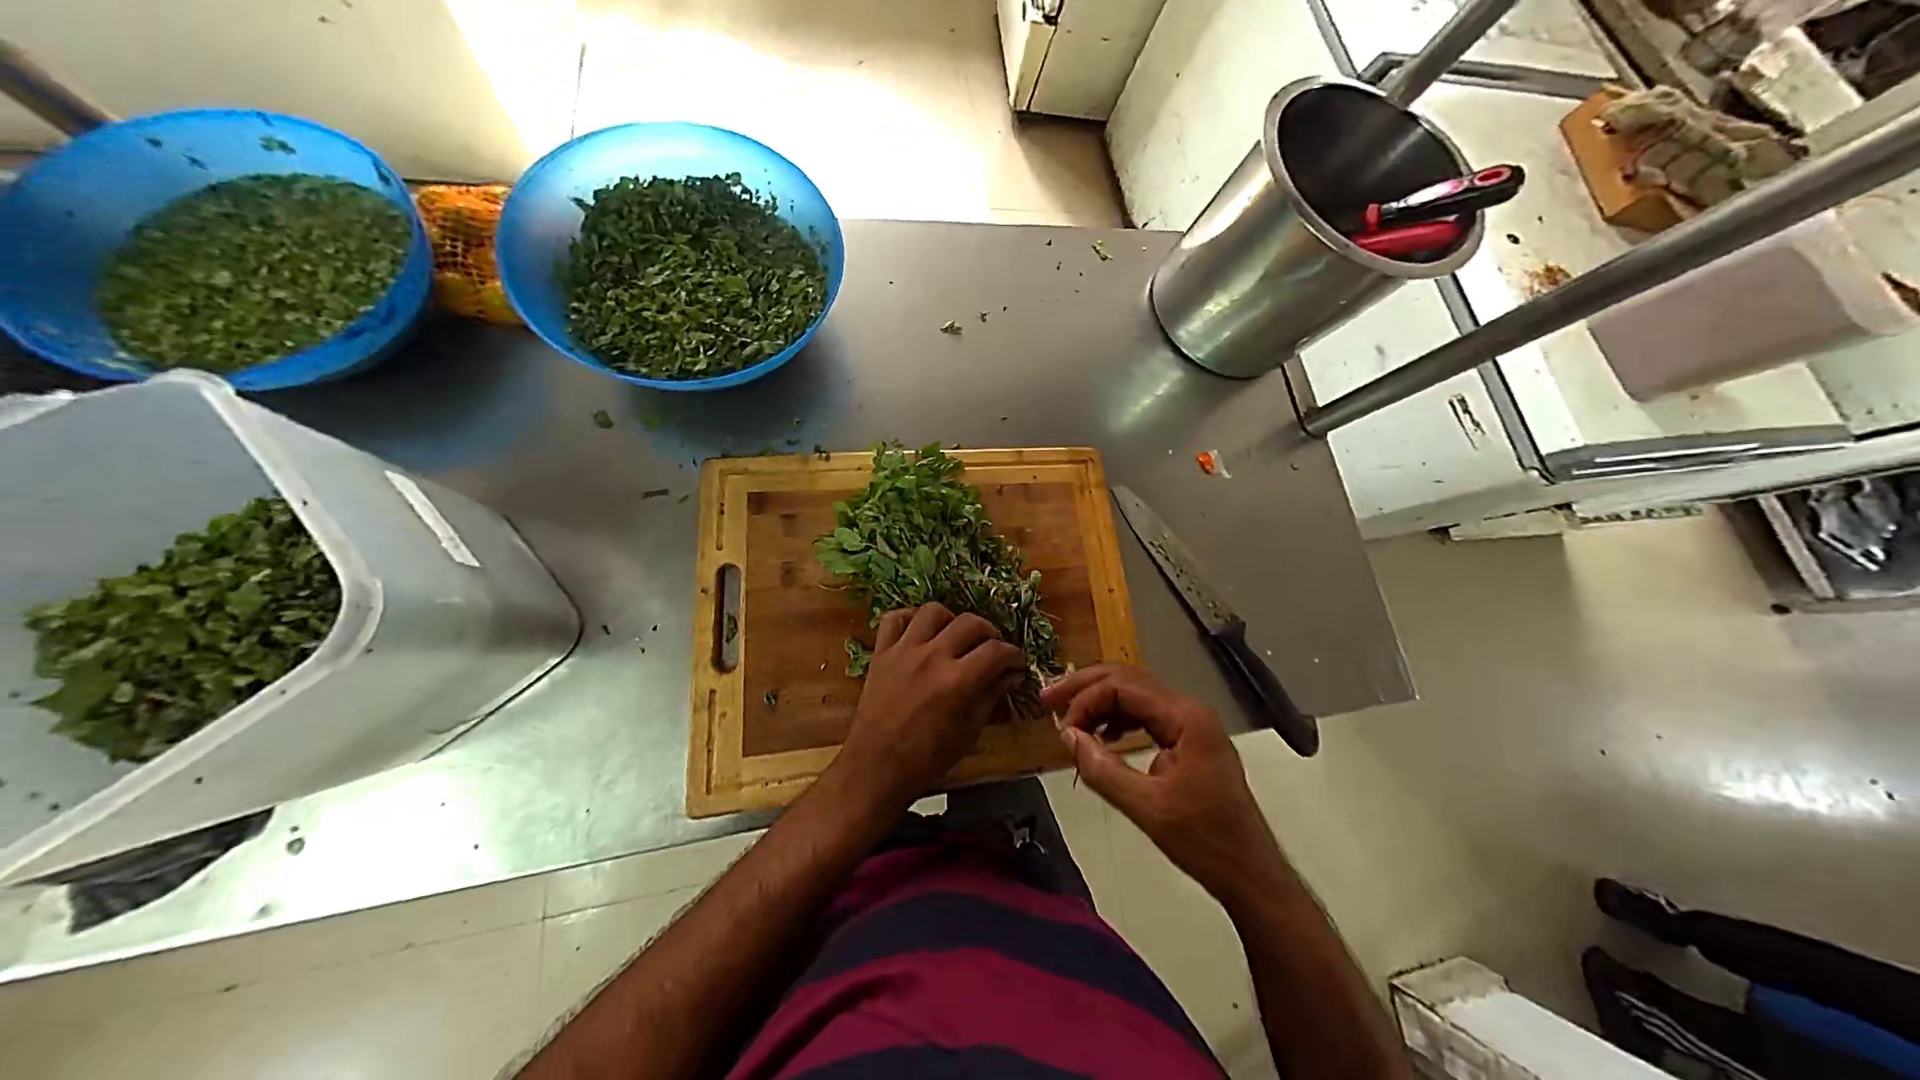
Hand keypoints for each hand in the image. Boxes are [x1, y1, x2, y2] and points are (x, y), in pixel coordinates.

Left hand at [831, 603, 1026, 811]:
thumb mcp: (968, 732)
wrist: (877, 766)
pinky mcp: (881, 653)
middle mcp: (933, 657)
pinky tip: (920, 632)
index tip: (1016, 663)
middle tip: (992, 649)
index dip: (1014, 655)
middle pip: (970, 623)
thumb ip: (990, 697)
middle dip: (989, 633)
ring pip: (933, 611)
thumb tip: (1010, 676)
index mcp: (958, 680)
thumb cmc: (927, 757)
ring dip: (951, 620)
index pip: (997, 651)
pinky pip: (894, 619)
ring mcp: (904, 651)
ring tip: (956, 636)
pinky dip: (910, 619)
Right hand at [1044, 665, 1282, 901]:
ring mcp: (1191, 725)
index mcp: (1185, 718)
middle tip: (1049, 700)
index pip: (1122, 687)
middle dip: (1086, 688)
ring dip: (1100, 702)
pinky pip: (1146, 715)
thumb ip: (1102, 769)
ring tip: (1068, 718)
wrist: (1250, 872)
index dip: (1085, 701)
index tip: (1062, 729)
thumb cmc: (1205, 841)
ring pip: (1136, 695)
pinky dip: (1118, 718)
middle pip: (1129, 680)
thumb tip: (1068, 737)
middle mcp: (1189, 711)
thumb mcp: (1146, 808)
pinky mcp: (1189, 741)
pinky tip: (1101, 736)